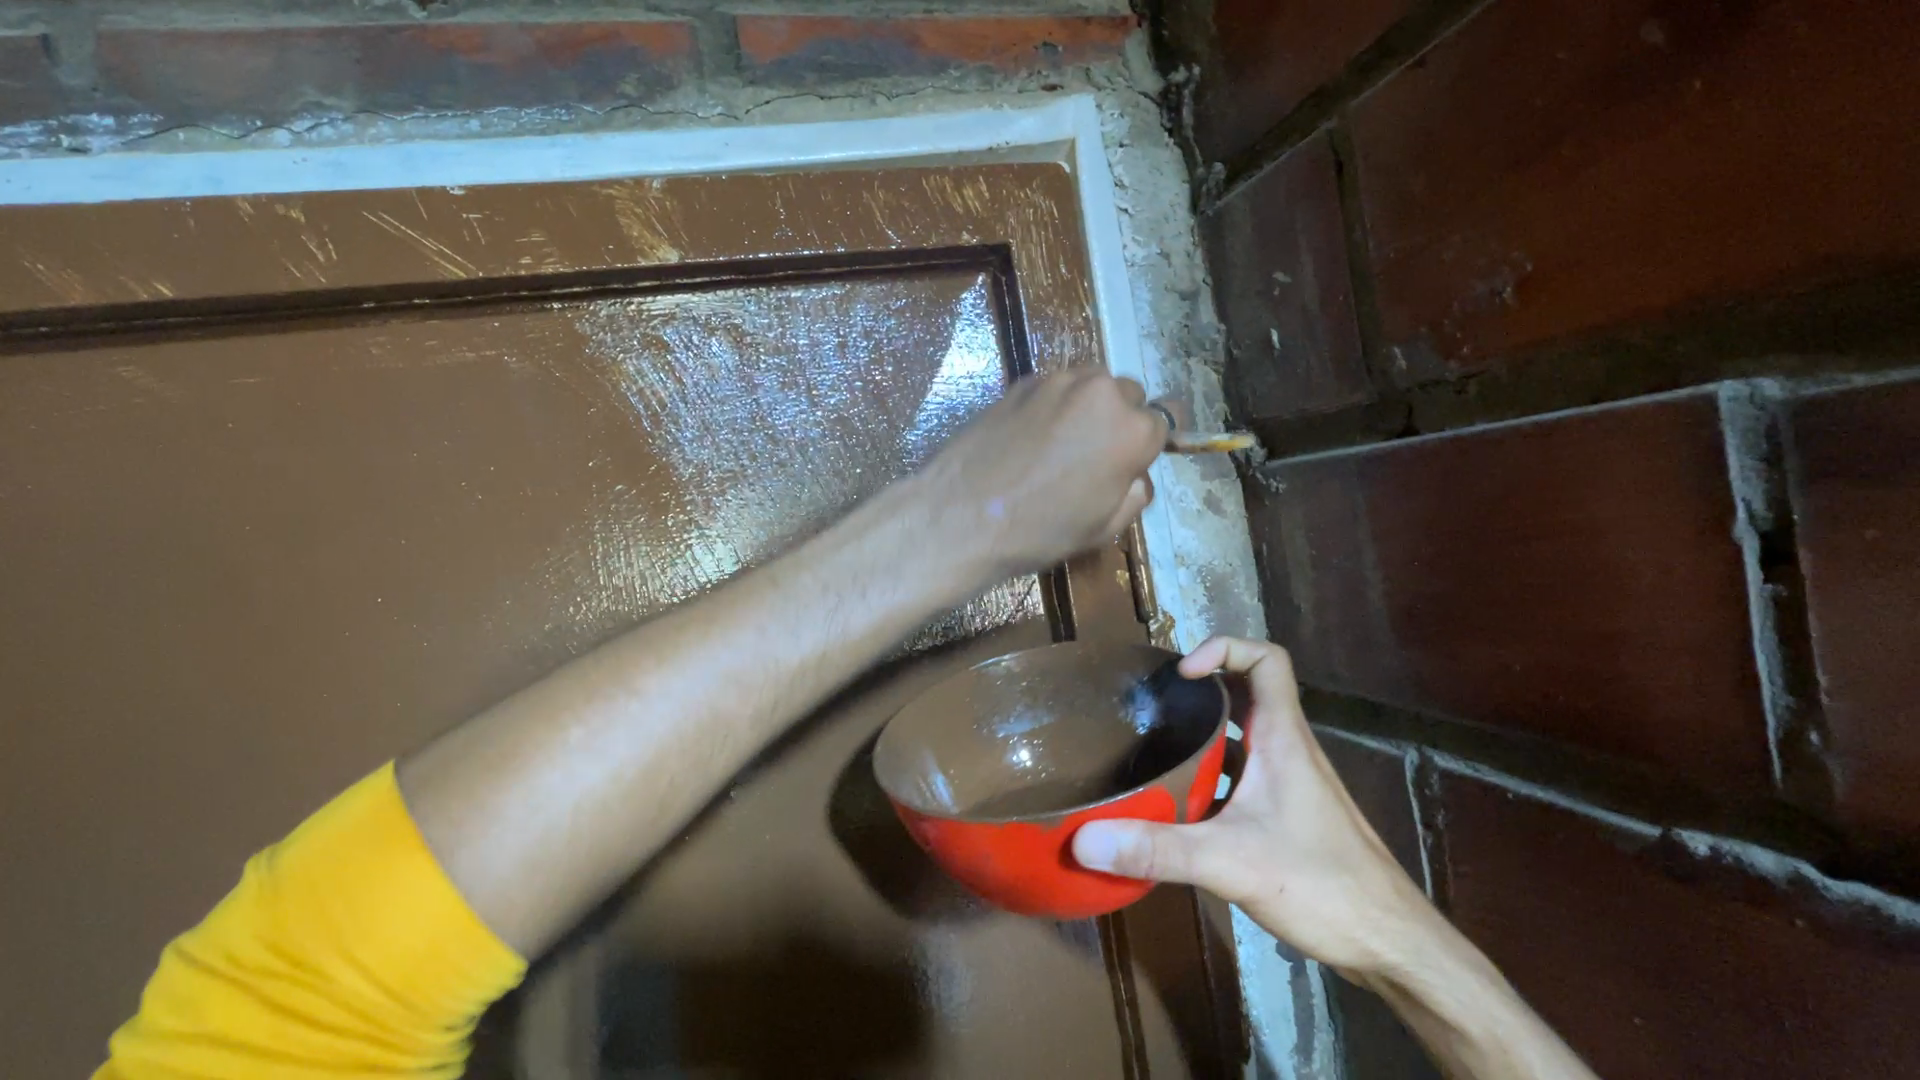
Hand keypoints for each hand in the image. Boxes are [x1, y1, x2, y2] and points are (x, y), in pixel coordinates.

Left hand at [913, 370, 1167, 578]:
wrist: (959, 516)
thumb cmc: (1039, 531)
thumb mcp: (1104, 527)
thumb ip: (1135, 493)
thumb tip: (1135, 474)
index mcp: (1132, 430)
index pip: (1167, 418)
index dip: (1152, 440)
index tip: (1138, 456)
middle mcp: (1101, 392)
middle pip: (1128, 394)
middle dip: (1120, 419)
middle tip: (1093, 456)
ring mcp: (1057, 381)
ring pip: (1090, 385)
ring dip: (1086, 407)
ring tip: (1060, 446)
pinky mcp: (1021, 381)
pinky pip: (1054, 387)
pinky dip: (1053, 405)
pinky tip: (1030, 438)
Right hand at [1071, 637, 1437, 978]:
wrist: (1391, 944)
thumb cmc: (1323, 885)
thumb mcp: (1230, 863)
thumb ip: (1158, 849)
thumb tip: (1085, 839)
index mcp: (1284, 739)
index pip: (1267, 659)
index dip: (1224, 648)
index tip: (1182, 674)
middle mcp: (1290, 751)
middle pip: (1248, 693)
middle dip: (1200, 691)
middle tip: (1153, 708)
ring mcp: (1292, 785)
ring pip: (1244, 738)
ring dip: (1204, 737)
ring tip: (1155, 753)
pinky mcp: (1290, 817)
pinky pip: (1245, 776)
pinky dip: (1212, 779)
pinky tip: (1182, 811)